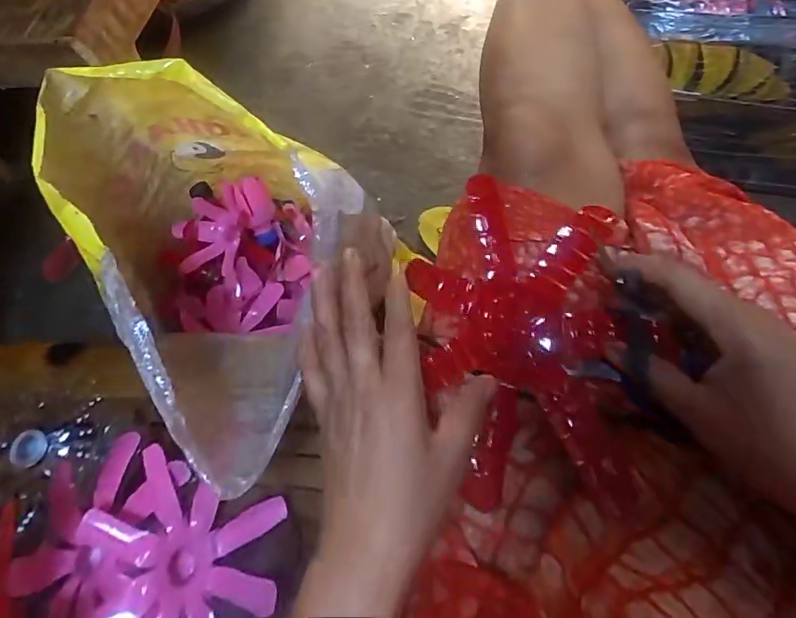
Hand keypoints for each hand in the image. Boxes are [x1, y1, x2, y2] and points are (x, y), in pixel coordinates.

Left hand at [294, 252, 495, 617]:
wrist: (363, 548)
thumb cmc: (414, 502)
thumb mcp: (451, 458)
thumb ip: (467, 412)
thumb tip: (490, 377)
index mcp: (398, 392)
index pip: (398, 332)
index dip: (396, 295)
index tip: (393, 261)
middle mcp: (364, 385)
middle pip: (356, 324)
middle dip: (352, 282)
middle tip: (347, 247)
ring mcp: (337, 399)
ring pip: (328, 339)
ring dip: (325, 301)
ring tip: (321, 269)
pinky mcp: (322, 418)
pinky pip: (312, 371)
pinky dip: (308, 343)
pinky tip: (305, 325)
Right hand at [607, 251, 795, 519]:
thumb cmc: (764, 447)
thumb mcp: (699, 413)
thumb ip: (652, 373)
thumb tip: (611, 347)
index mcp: (734, 323)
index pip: (676, 277)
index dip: (635, 264)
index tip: (600, 261)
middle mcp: (751, 311)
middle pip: (690, 279)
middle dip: (646, 276)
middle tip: (608, 282)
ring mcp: (766, 323)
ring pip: (706, 295)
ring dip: (667, 295)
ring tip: (630, 303)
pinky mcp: (772, 339)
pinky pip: (721, 311)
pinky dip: (689, 311)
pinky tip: (671, 328)